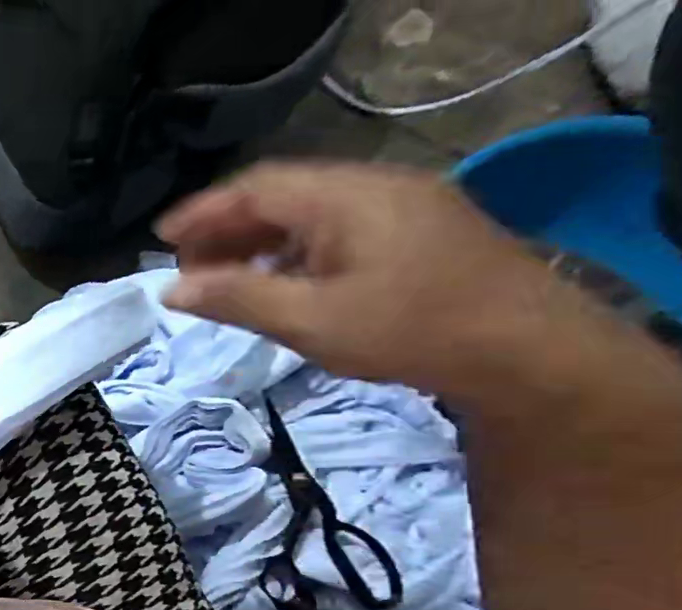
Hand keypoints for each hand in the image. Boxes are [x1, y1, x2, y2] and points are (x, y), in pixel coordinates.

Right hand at [155, 163, 622, 400]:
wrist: (521, 348)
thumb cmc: (407, 330)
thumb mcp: (307, 321)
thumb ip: (235, 299)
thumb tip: (171, 290)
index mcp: (347, 199)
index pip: (258, 188)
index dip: (203, 210)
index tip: (159, 237)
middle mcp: (374, 188)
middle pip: (281, 195)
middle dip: (224, 229)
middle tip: (185, 269)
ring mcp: (399, 207)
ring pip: (306, 213)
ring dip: (254, 241)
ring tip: (218, 279)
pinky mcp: (412, 231)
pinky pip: (333, 228)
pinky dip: (288, 250)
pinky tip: (272, 281)